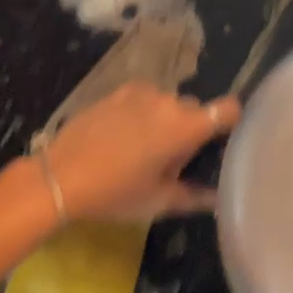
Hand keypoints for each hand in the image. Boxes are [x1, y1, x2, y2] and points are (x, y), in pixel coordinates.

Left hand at [35, 82, 240, 222]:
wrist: (60, 177)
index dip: (232, 121)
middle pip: (196, 110)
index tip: (222, 141)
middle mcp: (170, 101)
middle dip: (191, 130)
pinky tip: (123, 136)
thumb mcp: (157, 202)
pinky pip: (146, 98)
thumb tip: (219, 198)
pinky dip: (143, 112)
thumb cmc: (115, 193)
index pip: (229, 108)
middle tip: (172, 159)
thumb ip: (195, 197)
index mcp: (186, 127)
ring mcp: (143, 92)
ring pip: (169, 104)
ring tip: (143, 149)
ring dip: (165, 120)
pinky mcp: (121, 90)